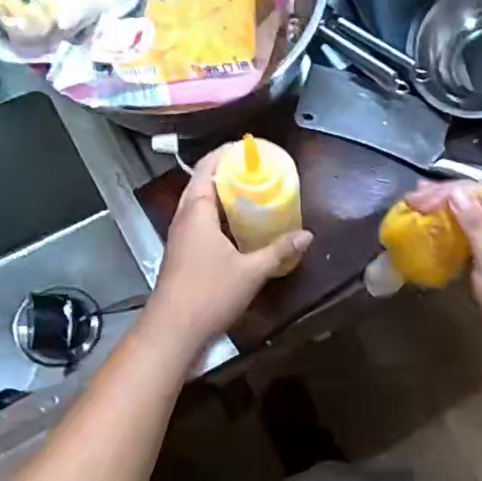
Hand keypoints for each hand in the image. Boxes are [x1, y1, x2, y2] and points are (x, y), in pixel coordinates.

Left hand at [144, 147, 311, 350]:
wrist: (174, 330)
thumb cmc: (209, 294)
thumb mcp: (251, 271)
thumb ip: (279, 250)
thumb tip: (307, 235)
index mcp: (196, 212)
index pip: (208, 168)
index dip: (227, 154)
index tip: (250, 149)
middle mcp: (184, 218)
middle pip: (204, 184)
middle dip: (228, 173)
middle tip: (258, 171)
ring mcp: (181, 237)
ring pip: (202, 205)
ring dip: (224, 196)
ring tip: (253, 194)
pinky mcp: (184, 254)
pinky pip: (203, 223)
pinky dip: (221, 217)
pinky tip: (241, 228)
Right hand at [406, 181, 481, 354]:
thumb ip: (475, 224)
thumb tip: (455, 193)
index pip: (479, 190)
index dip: (445, 191)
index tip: (414, 202)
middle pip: (481, 199)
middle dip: (447, 198)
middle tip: (414, 202)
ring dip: (453, 213)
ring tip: (424, 212)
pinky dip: (463, 232)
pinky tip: (445, 235)